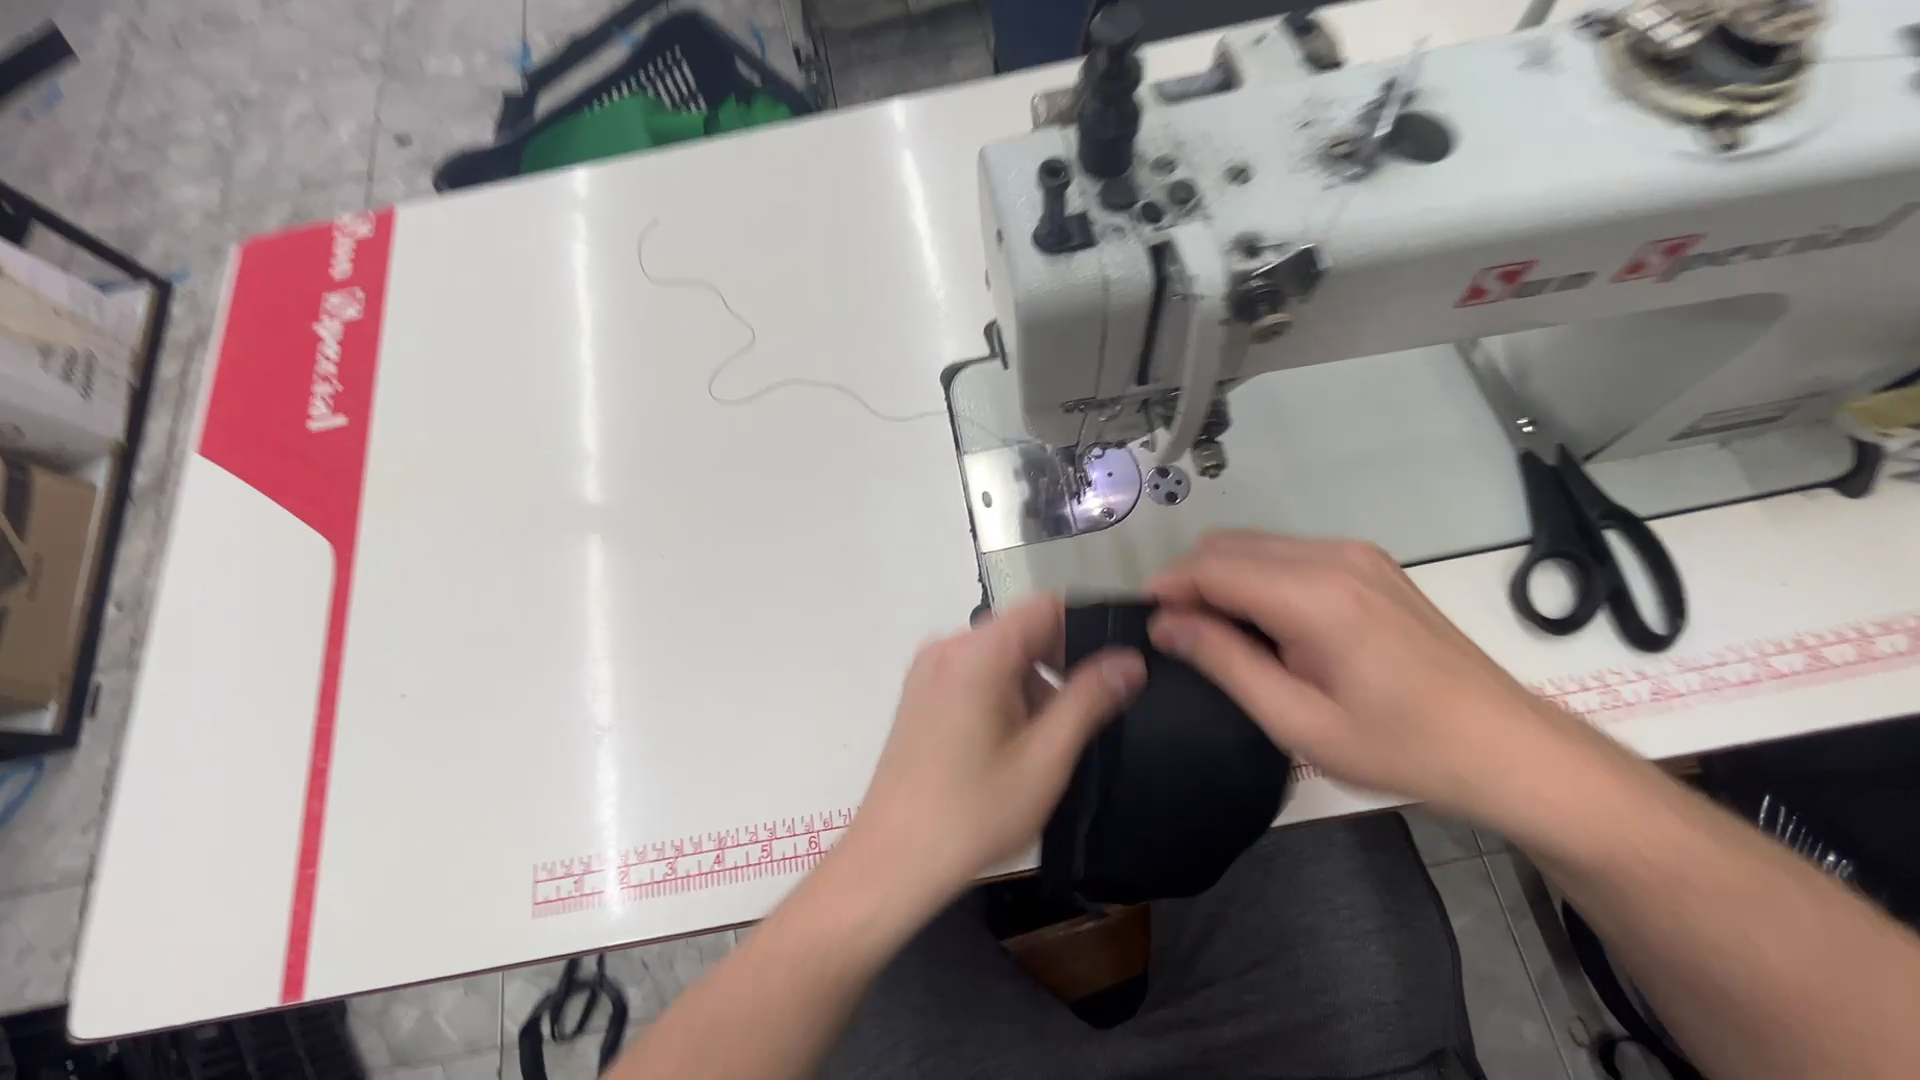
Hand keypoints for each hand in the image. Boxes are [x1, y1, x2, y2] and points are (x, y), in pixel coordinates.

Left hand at [841, 594, 1145, 908]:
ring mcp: (927, 672)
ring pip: (1000, 657)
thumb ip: (1090, 700)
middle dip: (1060, 665)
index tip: (1117, 665)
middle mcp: (946, 648)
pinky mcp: (920, 697)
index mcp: (977, 652)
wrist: (892, 861)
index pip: (1045, 606)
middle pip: (1022, 631)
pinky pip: (975, 676)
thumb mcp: (1046, 758)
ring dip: (1033, 687)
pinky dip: (1004, 697)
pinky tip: (1012, 748)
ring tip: (1048, 745)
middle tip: (1088, 717)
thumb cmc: (973, 812)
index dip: (1087, 627)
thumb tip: (1130, 660)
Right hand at [1146, 532, 1599, 821]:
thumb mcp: (1297, 721)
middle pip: (1229, 546)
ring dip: (1224, 580)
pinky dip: (1259, 580)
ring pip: (1257, 546)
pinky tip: (1268, 627)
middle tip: (1179, 640)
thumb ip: (1225, 663)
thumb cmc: (1398, 745)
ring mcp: (1357, 555)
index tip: (1142, 625)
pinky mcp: (1372, 565)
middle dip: (1191, 583)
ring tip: (1220, 639)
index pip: (1210, 568)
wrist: (1504, 746)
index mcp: (1313, 595)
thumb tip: (1167, 625)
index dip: (1166, 589)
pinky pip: (1290, 555)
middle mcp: (1333, 556)